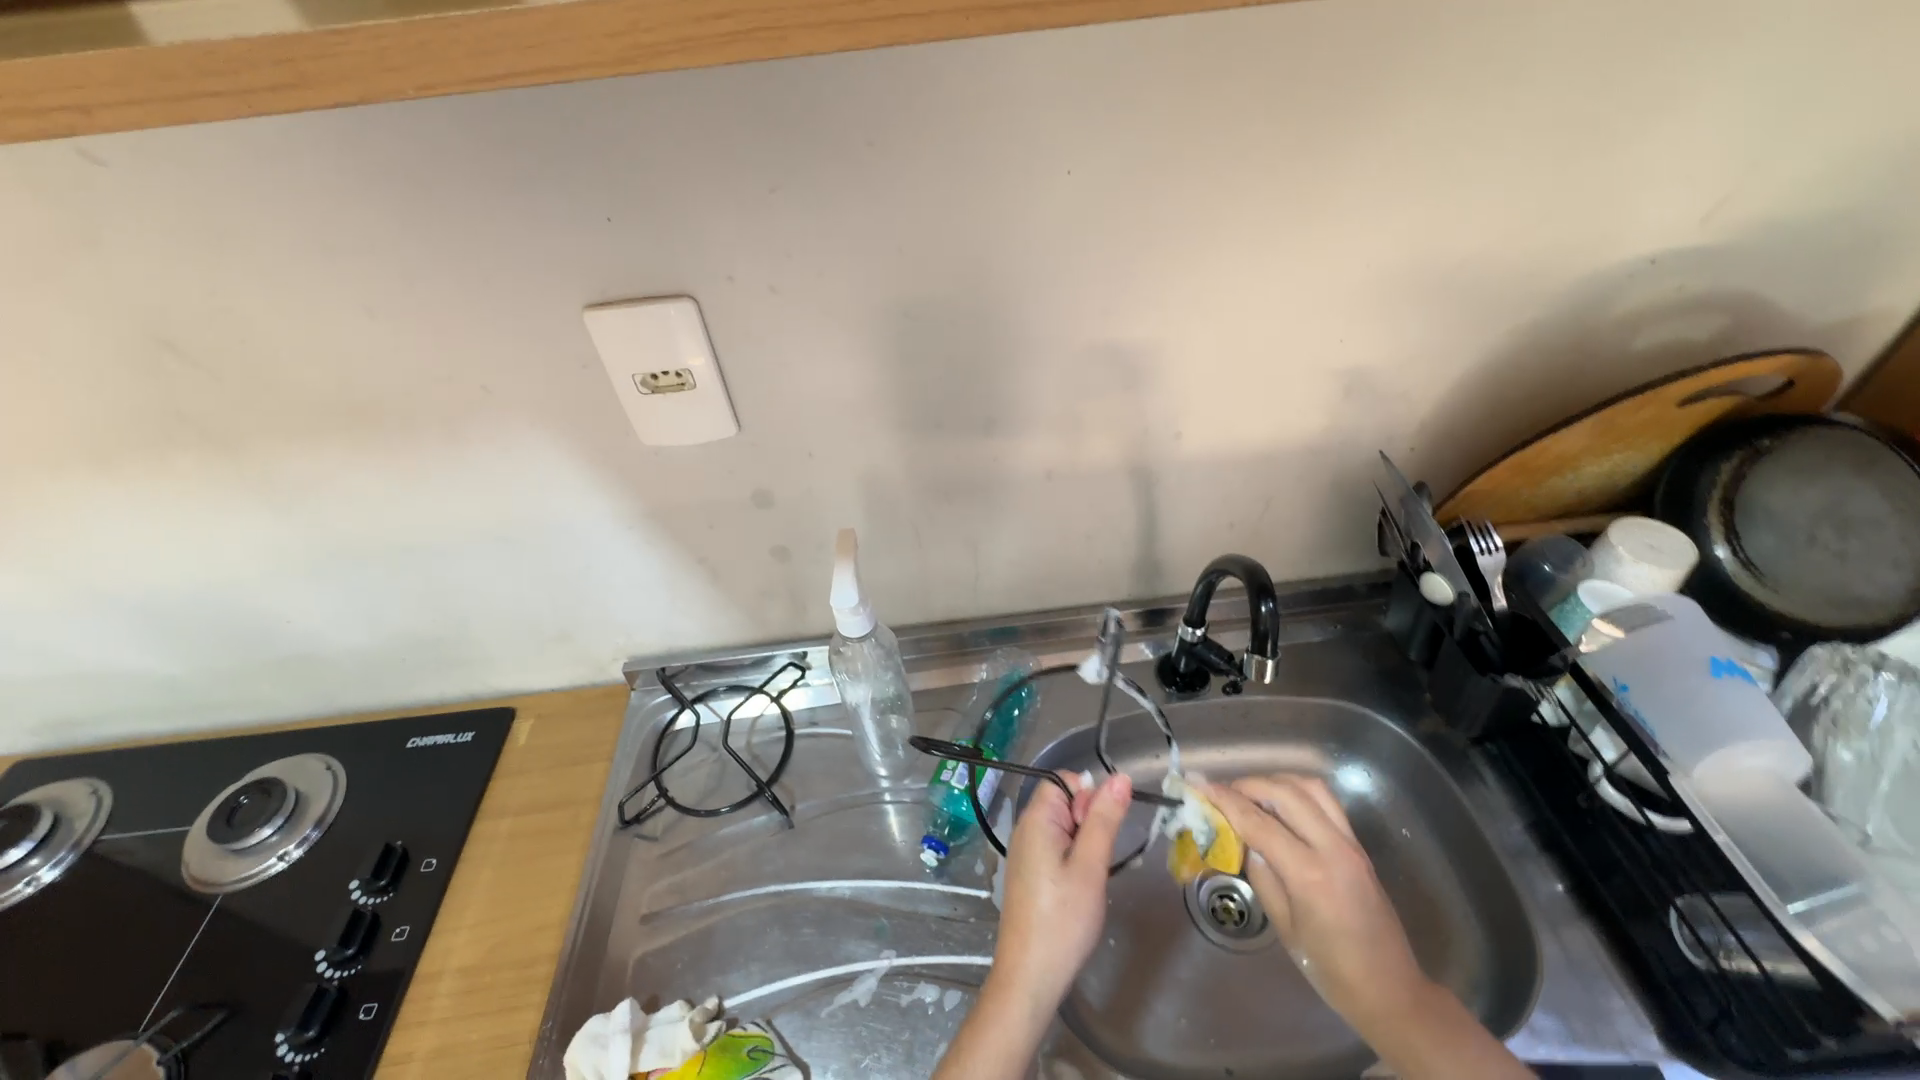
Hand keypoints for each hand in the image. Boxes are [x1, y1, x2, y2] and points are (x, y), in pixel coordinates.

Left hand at [989, 771, 1131, 1009]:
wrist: (1031, 975)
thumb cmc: (1063, 919)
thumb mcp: (1090, 865)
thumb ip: (1105, 819)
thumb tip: (1121, 777)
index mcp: (1036, 819)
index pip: (1065, 780)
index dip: (1089, 797)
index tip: (1100, 831)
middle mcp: (1026, 829)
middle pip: (1066, 802)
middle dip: (1091, 822)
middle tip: (1096, 860)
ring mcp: (1027, 853)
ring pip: (1066, 828)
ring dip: (1086, 844)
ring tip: (1090, 877)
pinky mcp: (1031, 874)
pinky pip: (1058, 849)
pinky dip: (1076, 860)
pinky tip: (1081, 889)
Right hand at [1201, 774, 1427, 1028]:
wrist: (1390, 989)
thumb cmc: (1330, 969)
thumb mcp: (1284, 926)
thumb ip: (1261, 875)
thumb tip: (1241, 840)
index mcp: (1310, 875)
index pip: (1258, 822)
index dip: (1224, 801)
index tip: (1199, 786)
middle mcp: (1334, 848)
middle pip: (1285, 793)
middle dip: (1248, 785)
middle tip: (1221, 792)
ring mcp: (1352, 844)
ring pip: (1311, 788)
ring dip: (1276, 782)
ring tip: (1250, 794)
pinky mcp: (1359, 846)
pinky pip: (1327, 802)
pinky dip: (1298, 793)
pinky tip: (1280, 806)